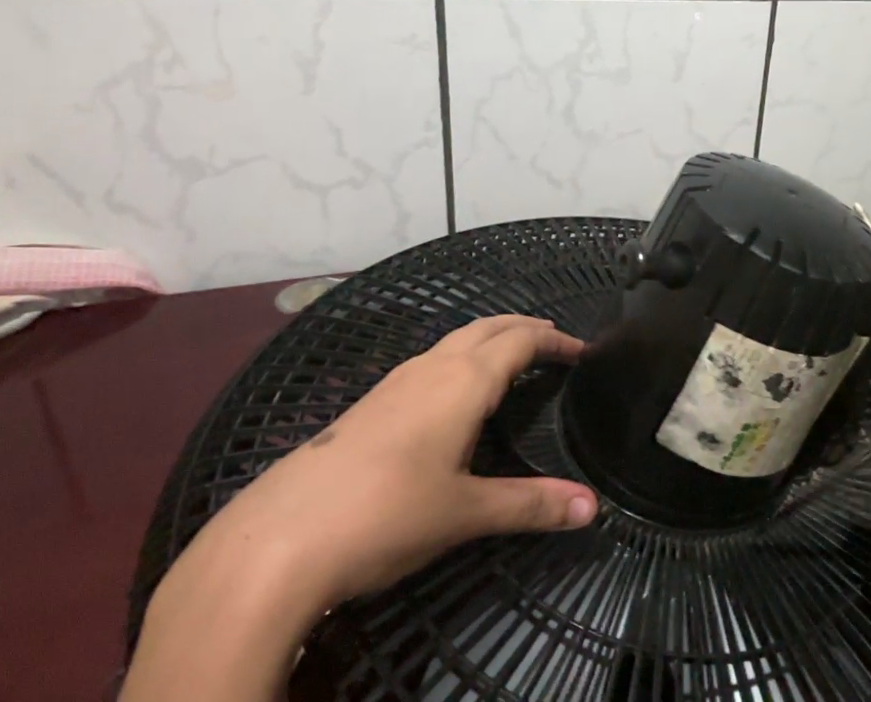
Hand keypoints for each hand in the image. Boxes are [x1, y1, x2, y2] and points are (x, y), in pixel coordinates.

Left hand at [122, 315, 597, 701]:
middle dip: (522, 328)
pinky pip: (428, 365)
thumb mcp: (467, 513)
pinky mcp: (367, 408)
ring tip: (513, 361)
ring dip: (488, 341)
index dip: (554, 341)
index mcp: (462, 382)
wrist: (277, 540)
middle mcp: (428, 370)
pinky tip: (452, 398)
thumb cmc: (387, 515)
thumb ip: (532, 505)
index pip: (519, 341)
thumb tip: (593, 507)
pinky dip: (459, 362)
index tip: (583, 352)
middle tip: (554, 342)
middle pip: (484, 329)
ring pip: (452, 344)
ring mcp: (392, 386)